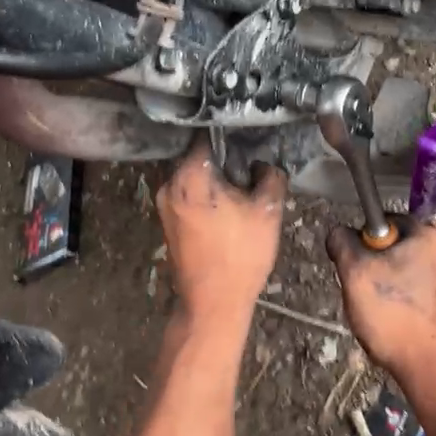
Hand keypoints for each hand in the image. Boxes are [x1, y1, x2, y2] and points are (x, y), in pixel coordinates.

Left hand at [157, 138, 287, 326]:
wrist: (213, 305)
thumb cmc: (240, 255)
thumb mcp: (268, 211)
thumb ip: (270, 175)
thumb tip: (263, 162)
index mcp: (190, 174)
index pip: (208, 134)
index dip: (232, 130)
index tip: (250, 130)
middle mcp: (169, 182)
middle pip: (199, 154)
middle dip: (225, 155)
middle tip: (251, 158)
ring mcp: (164, 203)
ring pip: (193, 174)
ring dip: (215, 175)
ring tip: (242, 182)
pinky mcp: (167, 220)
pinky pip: (188, 193)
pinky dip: (206, 192)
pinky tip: (228, 202)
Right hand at [326, 216, 435, 386]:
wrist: (434, 372)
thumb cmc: (394, 317)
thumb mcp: (355, 274)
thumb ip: (342, 242)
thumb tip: (340, 233)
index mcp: (428, 231)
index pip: (381, 221)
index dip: (362, 245)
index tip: (359, 272)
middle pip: (393, 245)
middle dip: (375, 266)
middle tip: (368, 294)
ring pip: (403, 268)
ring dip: (387, 285)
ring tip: (383, 313)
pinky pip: (417, 287)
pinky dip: (404, 300)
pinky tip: (398, 321)